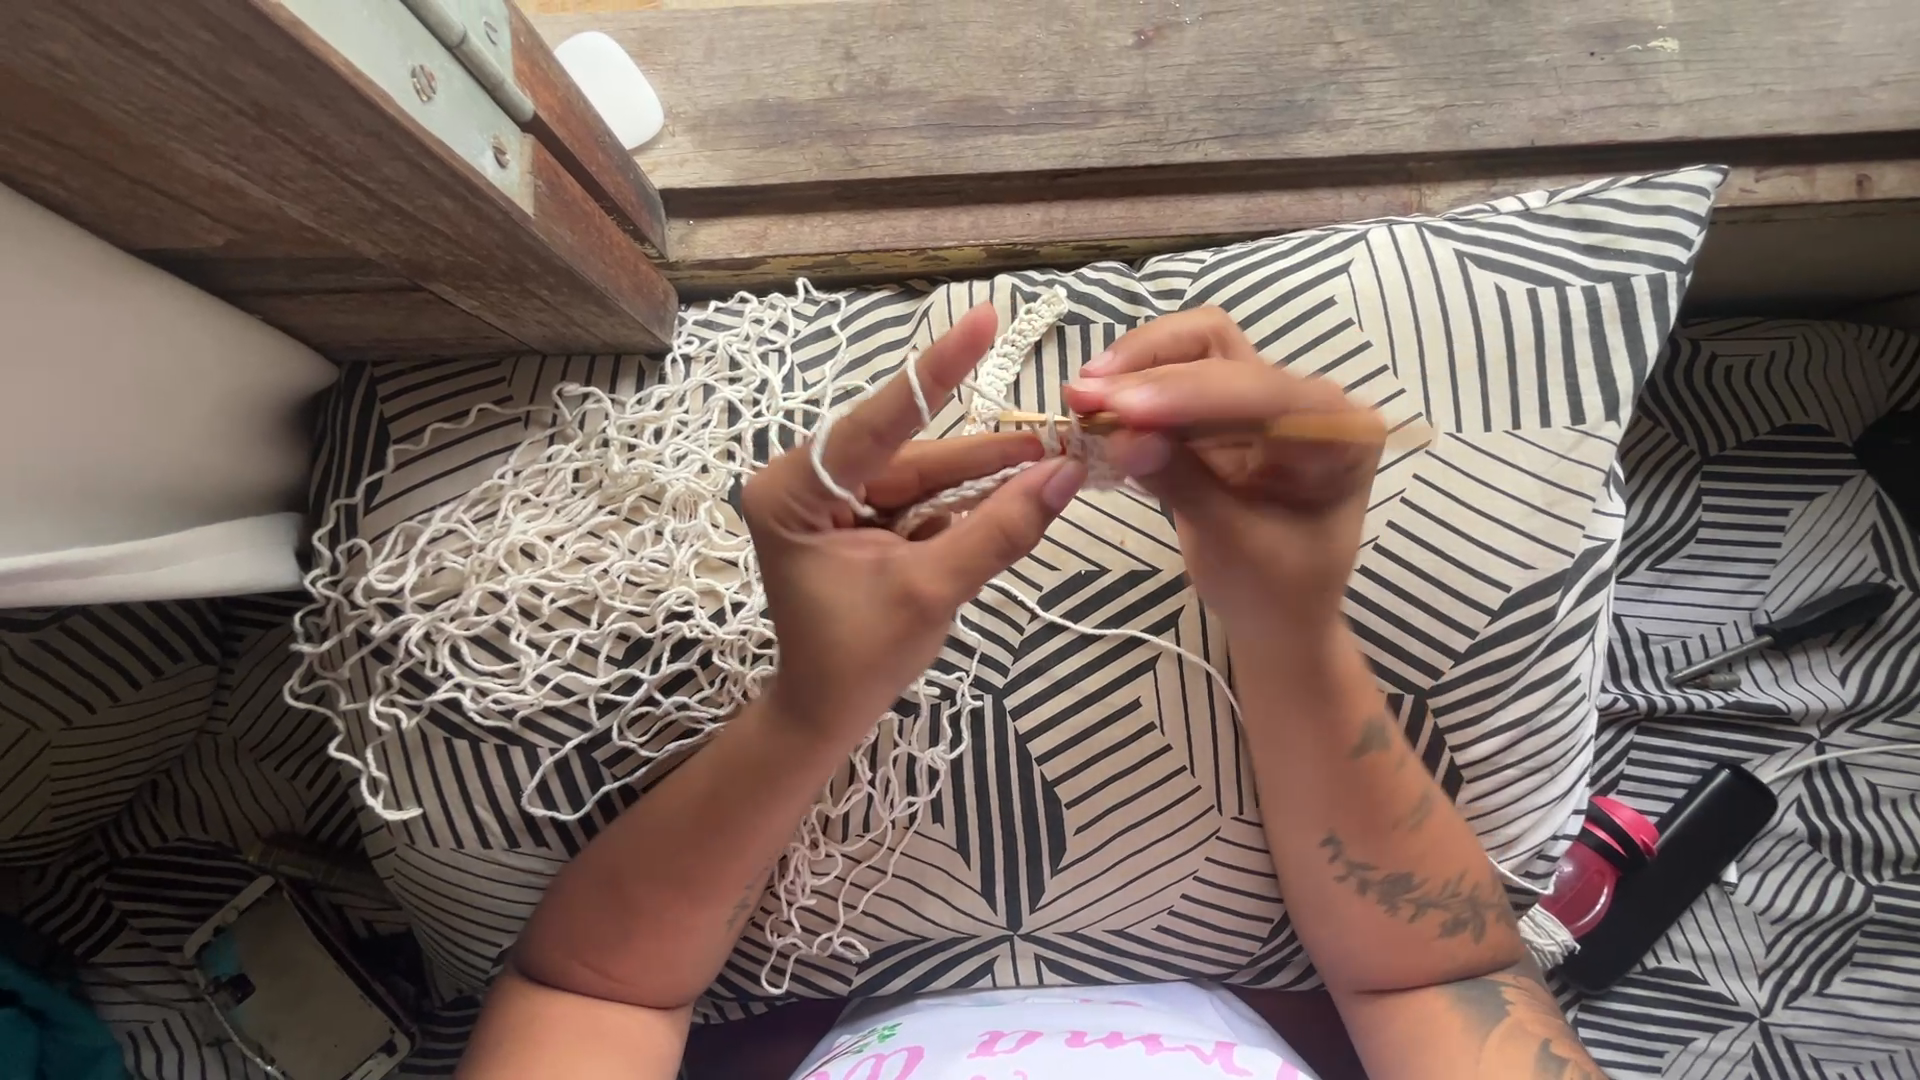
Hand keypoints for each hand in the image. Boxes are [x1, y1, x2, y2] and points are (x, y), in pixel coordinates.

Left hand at [743, 304, 1087, 742]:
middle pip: (909, 452)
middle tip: (1051, 435)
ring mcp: (835, 501)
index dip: (937, 372)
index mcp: (795, 493)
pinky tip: (1014, 491)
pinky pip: (922, 499)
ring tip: (1048, 463)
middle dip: (981, 453)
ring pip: (922, 474)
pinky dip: (966, 502)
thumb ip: (997, 531)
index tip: (983, 320)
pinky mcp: (860, 520)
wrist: (828, 712)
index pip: (878, 422)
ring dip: (982, 476)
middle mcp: (808, 484)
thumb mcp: (931, 592)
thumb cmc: (859, 662)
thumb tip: (1064, 476)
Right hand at [1064, 307, 1381, 644]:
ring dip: (1135, 368)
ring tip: (1081, 396)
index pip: (1259, 391)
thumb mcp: (1231, 544)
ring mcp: (1261, 402)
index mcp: (1339, 433)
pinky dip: (1135, 391)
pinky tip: (1095, 408)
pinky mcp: (1223, 414)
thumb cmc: (1273, 591)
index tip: (1120, 409)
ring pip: (1193, 352)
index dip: (1186, 393)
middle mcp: (1305, 400)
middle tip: (1083, 396)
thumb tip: (1120, 438)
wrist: (1276, 616)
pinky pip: (1176, 384)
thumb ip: (1182, 484)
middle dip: (1149, 370)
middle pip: (1220, 350)